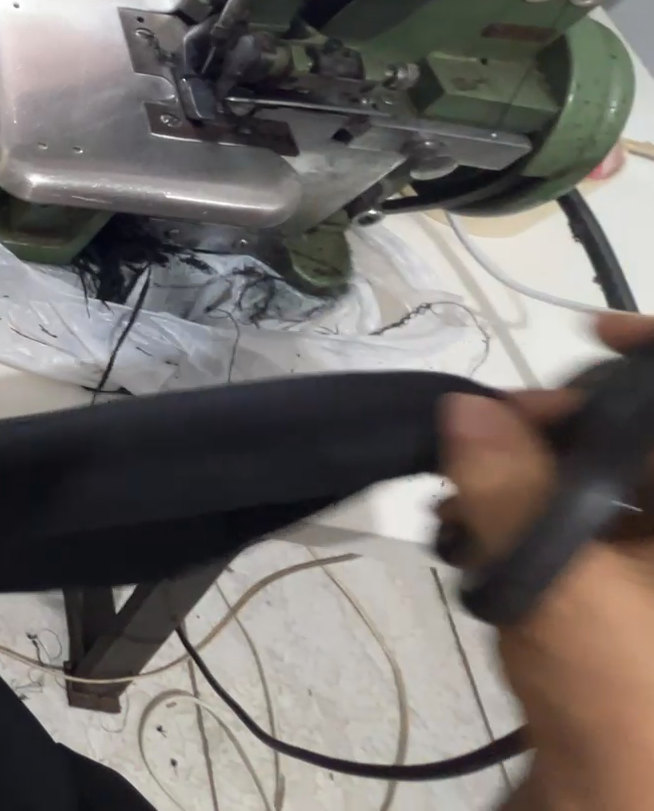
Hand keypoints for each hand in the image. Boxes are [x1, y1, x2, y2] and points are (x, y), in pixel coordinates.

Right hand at [438, 315, 653, 810]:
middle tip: (480, 428)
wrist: (627, 789)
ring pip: (613, 466)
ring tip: (461, 490)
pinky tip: (475, 518)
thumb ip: (508, 490)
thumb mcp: (560, 588)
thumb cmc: (624, 696)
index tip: (590, 332)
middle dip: (563, 417)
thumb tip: (467, 408)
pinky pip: (594, 502)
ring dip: (529, 461)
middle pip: (647, 434)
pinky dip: (531, 496)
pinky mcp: (639, 569)